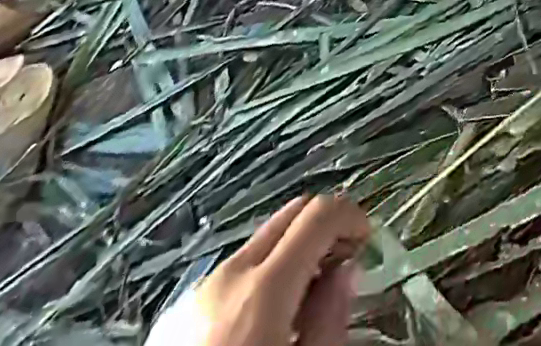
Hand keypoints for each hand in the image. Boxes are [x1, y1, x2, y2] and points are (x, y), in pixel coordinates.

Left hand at [147, 195, 369, 345]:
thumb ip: (328, 320)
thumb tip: (344, 271)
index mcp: (263, 290)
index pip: (318, 214)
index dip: (351, 217)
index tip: (366, 244)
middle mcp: (227, 277)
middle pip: (288, 215)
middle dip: (324, 228)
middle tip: (345, 264)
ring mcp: (194, 294)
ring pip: (260, 243)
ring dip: (293, 253)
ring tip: (307, 302)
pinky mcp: (174, 317)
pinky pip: (233, 274)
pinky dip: (262, 278)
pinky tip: (266, 326)